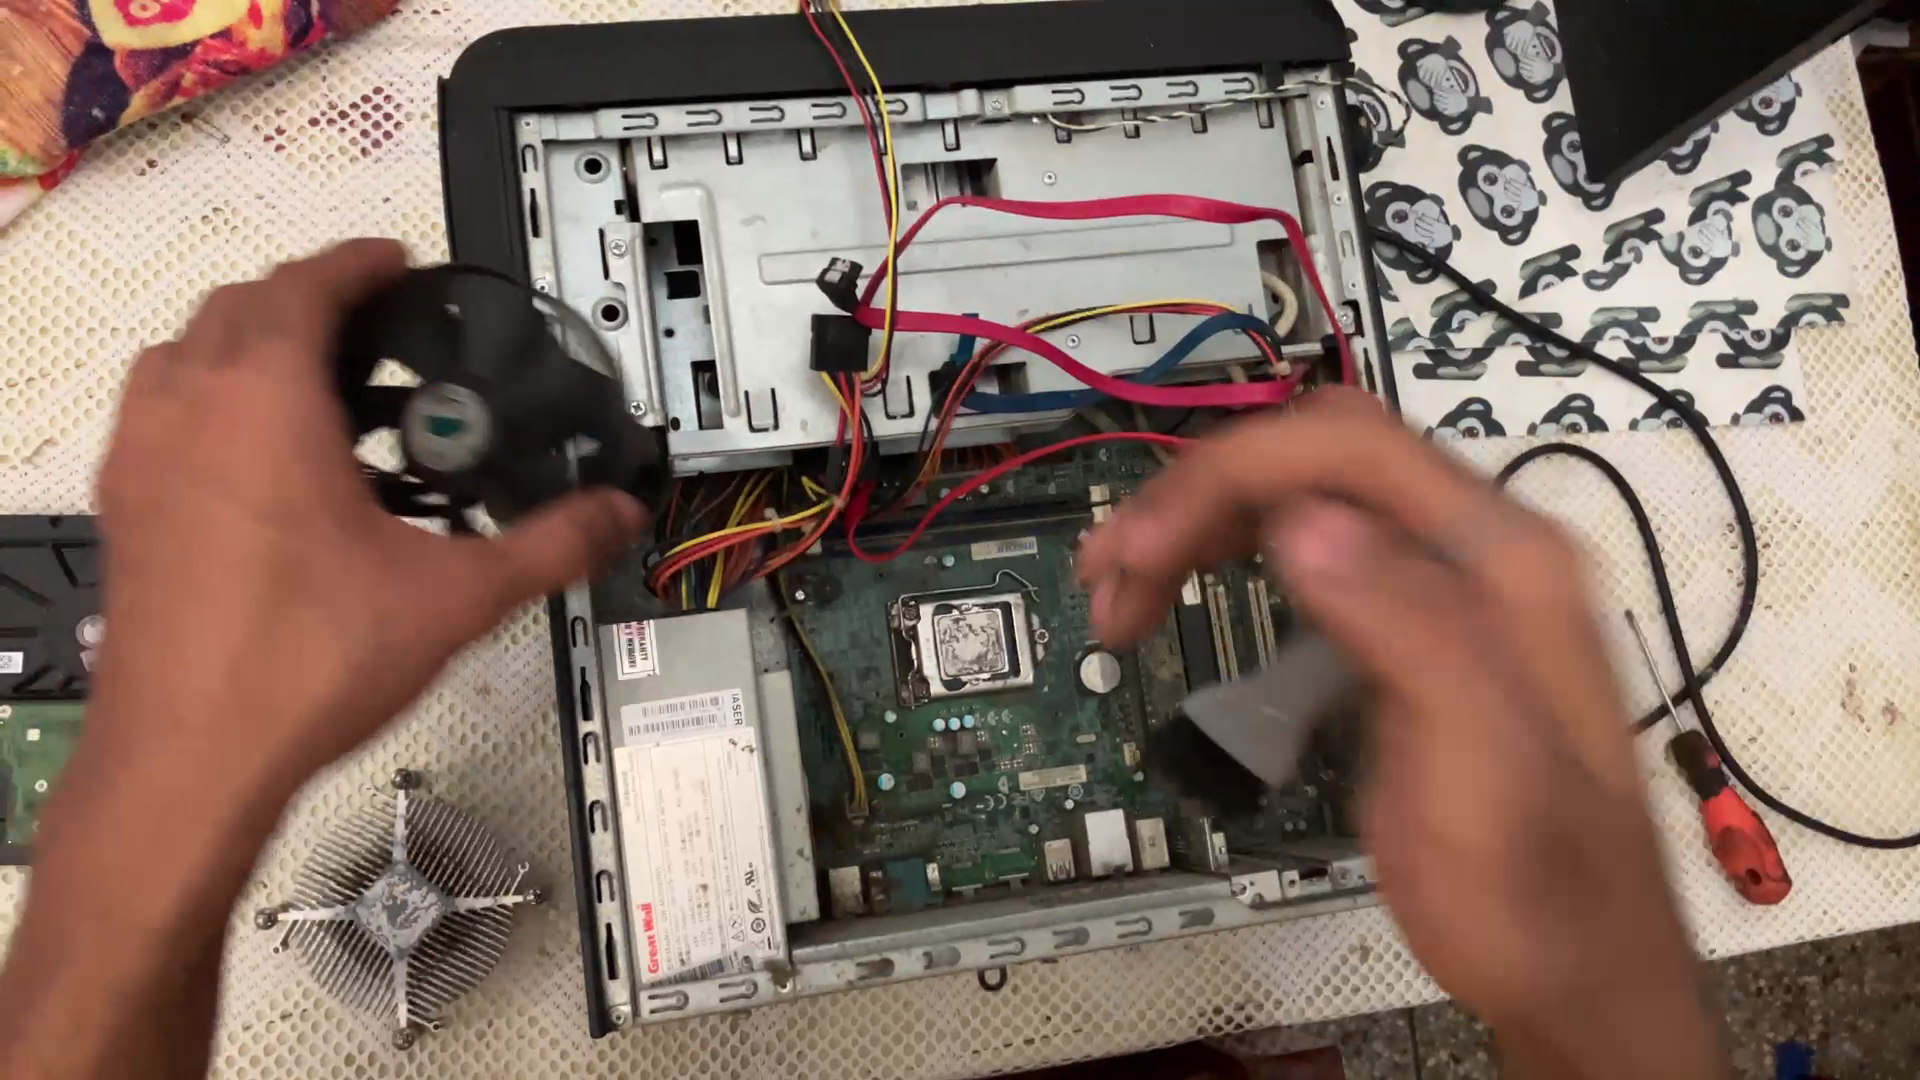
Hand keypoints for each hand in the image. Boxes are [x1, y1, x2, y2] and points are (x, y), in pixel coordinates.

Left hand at [92, 239, 646, 792]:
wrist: (193, 758)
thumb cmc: (316, 659)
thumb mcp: (463, 593)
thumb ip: (554, 543)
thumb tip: (623, 512)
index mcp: (263, 414)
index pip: (299, 293)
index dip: (352, 264)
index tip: (397, 259)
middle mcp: (186, 419)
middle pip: (234, 310)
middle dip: (309, 295)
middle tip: (384, 318)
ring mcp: (142, 464)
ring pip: (185, 355)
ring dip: (255, 339)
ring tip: (336, 373)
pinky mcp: (129, 509)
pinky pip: (166, 410)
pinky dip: (221, 393)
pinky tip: (283, 452)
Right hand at [1077, 389, 1722, 1076]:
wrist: (1567, 966)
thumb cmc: (1528, 891)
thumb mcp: (1481, 774)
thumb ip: (1412, 633)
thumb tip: (1302, 524)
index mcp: (1498, 558)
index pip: (1342, 446)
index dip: (1224, 478)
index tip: (1140, 551)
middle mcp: (1460, 543)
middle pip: (1300, 459)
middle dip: (1191, 499)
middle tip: (1110, 570)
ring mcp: (1420, 574)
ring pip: (1279, 497)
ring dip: (1186, 531)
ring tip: (1118, 597)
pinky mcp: (1382, 610)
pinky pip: (1281, 544)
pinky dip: (1208, 557)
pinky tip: (1168, 595)